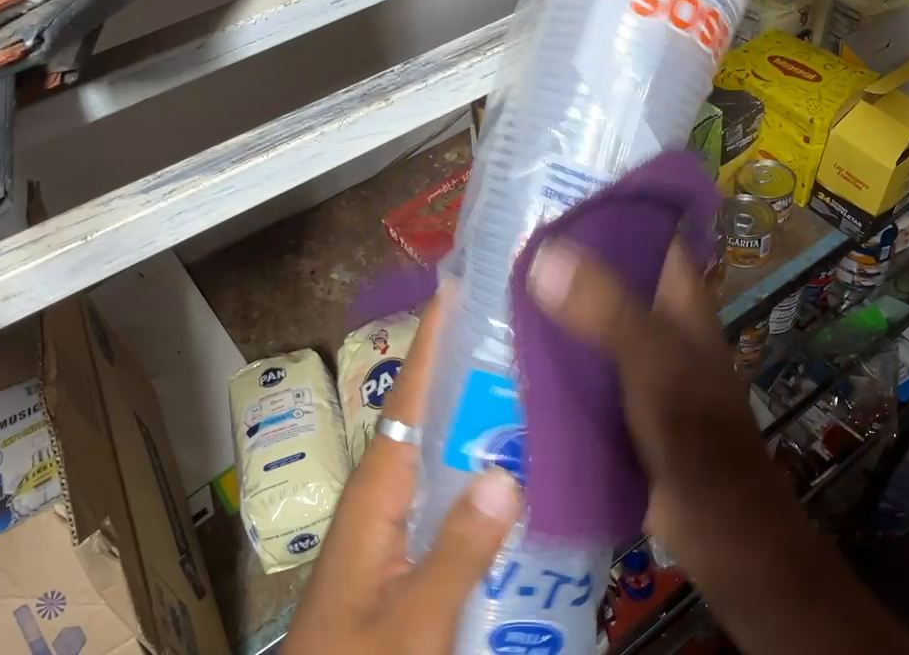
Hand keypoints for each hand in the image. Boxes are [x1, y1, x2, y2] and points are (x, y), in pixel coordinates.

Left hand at [285, 290, 522, 654]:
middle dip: (467, 372)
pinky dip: (478, 473)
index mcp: (376, 493)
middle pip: (427, 417)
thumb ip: (458, 550)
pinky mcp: (404, 554)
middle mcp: (384, 495)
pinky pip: (445, 495)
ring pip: (440, 456)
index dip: (431, 342)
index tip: (459, 289)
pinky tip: (518, 476)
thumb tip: (508, 470)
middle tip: (521, 333)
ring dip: (477, 421)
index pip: (408, 397)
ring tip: (532, 386)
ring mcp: (393, 525)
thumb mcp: (413, 619)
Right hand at [528, 240, 908, 654]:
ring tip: (491, 283)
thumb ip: (605, 308)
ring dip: (550, 304)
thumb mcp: (652, 360)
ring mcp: (635, 362)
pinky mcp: (615, 400)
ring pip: (588, 318)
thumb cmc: (695, 432)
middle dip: (563, 255)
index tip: (554, 185)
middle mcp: (656, 320)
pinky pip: (577, 363)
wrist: (718, 526)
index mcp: (677, 297)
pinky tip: (505, 348)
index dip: (610, 204)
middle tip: (502, 237)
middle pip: (609, 273)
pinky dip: (548, 353)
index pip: (647, 230)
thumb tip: (543, 252)